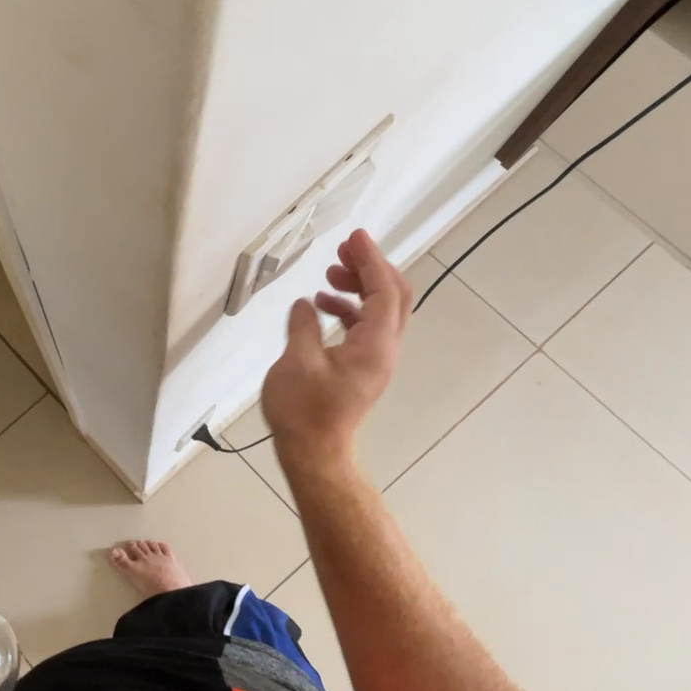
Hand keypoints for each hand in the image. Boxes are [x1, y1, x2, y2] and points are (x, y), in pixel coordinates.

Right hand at [260, 229, 411, 463]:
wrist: (314, 452)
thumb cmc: (304, 410)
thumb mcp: (296, 361)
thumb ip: (304, 325)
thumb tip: (306, 305)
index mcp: (375, 344)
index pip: (384, 289)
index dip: (371, 259)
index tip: (354, 237)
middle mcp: (385, 349)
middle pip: (393, 296)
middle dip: (371, 268)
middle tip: (342, 251)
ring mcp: (377, 361)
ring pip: (381, 311)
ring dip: (359, 288)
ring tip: (328, 277)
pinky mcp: (364, 370)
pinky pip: (367, 328)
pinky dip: (350, 310)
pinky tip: (321, 307)